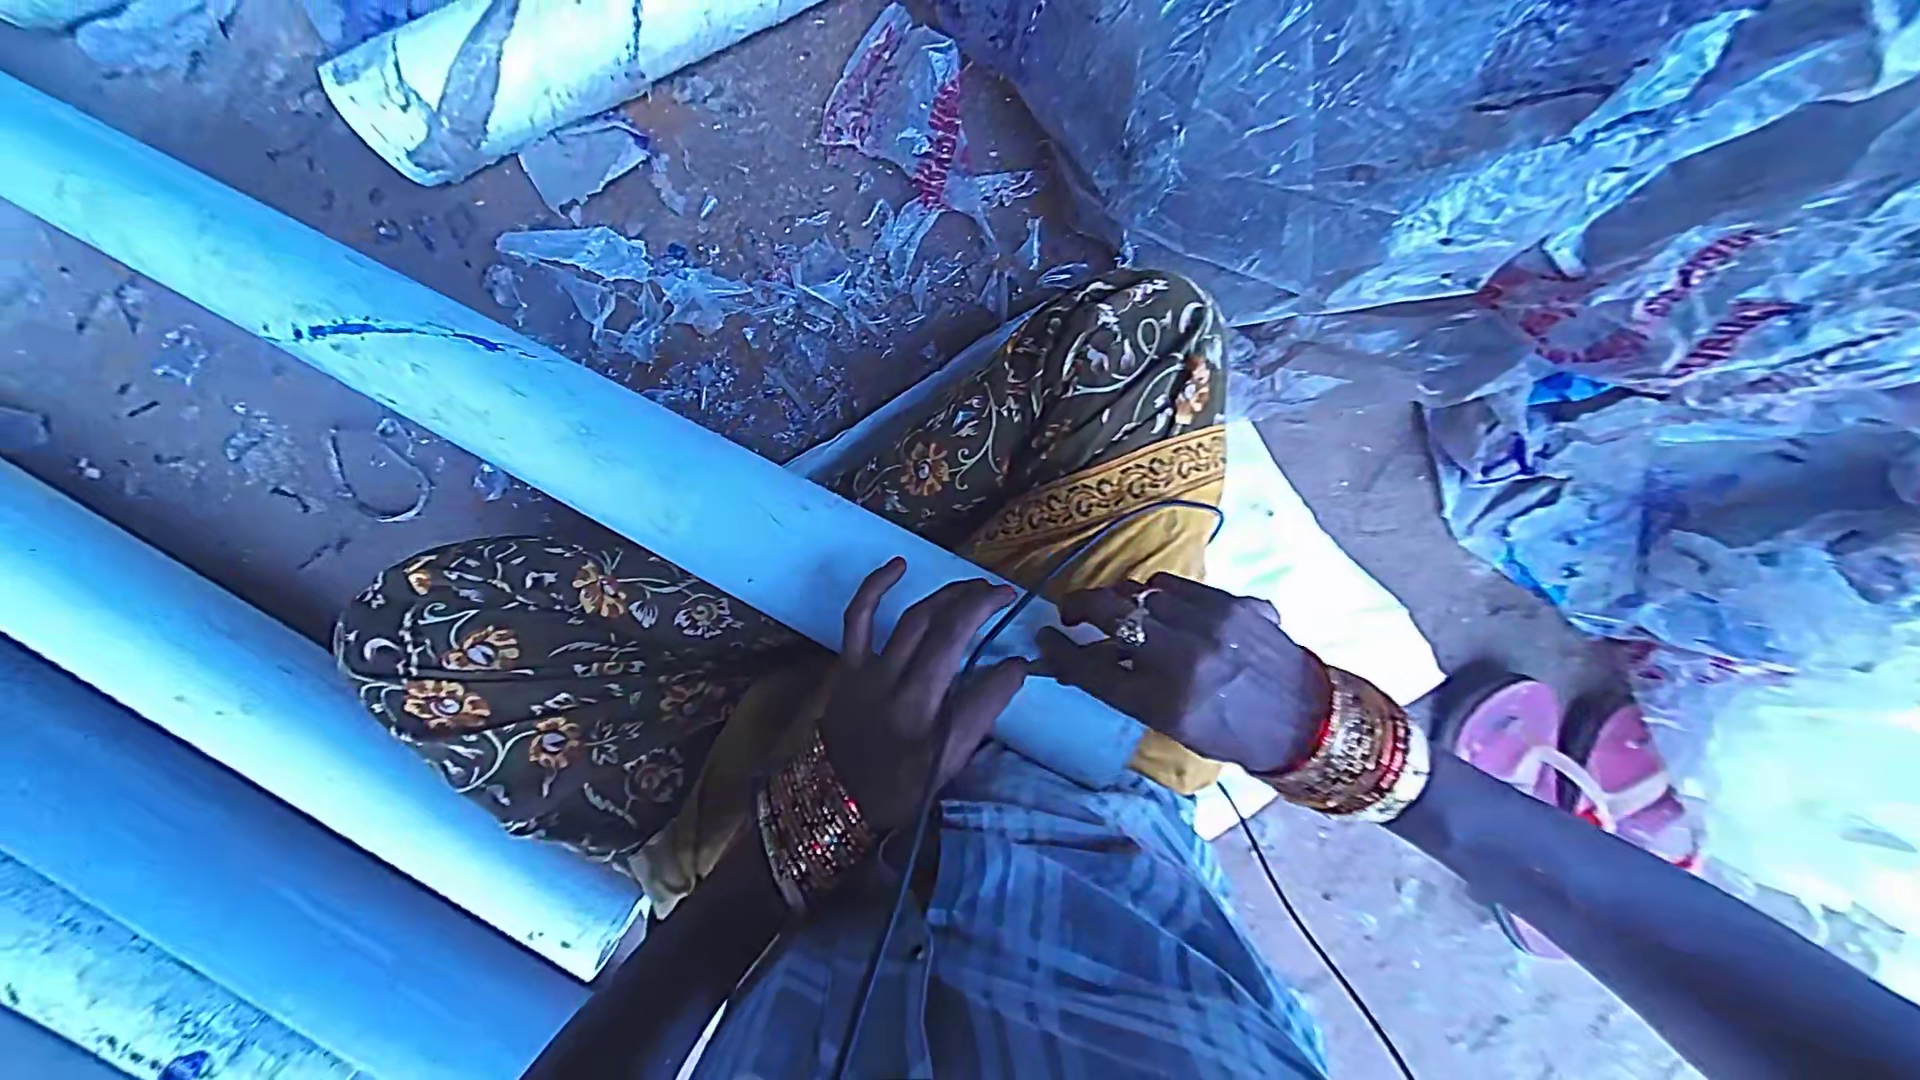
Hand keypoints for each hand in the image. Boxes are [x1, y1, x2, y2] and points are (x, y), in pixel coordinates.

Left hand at [818, 558, 1029, 831]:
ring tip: (975, 586)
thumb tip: (1013, 669)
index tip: (1023, 659)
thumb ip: (981, 716)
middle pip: (949, 635)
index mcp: (931, 729)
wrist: (837, 795)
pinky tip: (900, 564)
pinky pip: (859, 617)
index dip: (1010, 670)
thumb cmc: (901, 784)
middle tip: (1002, 594)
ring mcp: (872, 674)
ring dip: (950, 596)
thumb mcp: (949, 765)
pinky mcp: (849, 665)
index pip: (985, 691)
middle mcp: (902, 695)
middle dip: (980, 606)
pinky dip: (877, 586)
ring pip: (916, 619)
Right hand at [1036, 573, 1329, 774]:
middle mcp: (1186, 659)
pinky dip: (1162, 594)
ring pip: (1141, 590)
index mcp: (1165, 702)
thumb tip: (1080, 658)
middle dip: (1078, 605)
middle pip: (1109, 612)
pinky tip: (1168, 610)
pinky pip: (1177, 585)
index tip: (1046, 635)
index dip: (1059, 648)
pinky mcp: (1236, 604)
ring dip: (1122, 600)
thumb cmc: (1230, 733)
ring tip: (1124, 612)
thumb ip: (1123, 687)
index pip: (1091, 667)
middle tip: (1071, 612)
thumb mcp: (1169, 724)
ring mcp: (1214, 625)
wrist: (1308, 722)